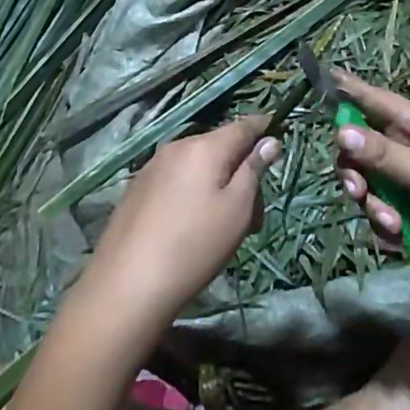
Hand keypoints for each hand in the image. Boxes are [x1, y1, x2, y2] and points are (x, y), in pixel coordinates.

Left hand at [82, 116, 278, 323]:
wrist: (128, 283)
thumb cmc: (194, 245)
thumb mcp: (237, 210)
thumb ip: (253, 170)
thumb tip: (268, 141)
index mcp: (204, 147)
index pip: (242, 125)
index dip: (263, 127)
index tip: (280, 132)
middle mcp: (176, 147)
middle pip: (220, 147)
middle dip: (242, 171)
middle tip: (255, 217)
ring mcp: (152, 167)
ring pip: (198, 165)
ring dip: (219, 185)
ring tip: (225, 228)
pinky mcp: (138, 188)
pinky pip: (178, 179)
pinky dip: (195, 192)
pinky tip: (193, 226)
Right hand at [332, 71, 409, 269]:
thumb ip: (381, 153)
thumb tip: (341, 132)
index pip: (373, 99)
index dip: (349, 89)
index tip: (324, 78)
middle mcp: (402, 146)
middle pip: (356, 147)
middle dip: (354, 172)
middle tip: (357, 190)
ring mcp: (400, 176)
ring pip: (362, 181)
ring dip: (371, 203)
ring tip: (391, 221)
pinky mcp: (400, 204)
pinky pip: (374, 206)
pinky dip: (382, 221)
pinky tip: (399, 233)